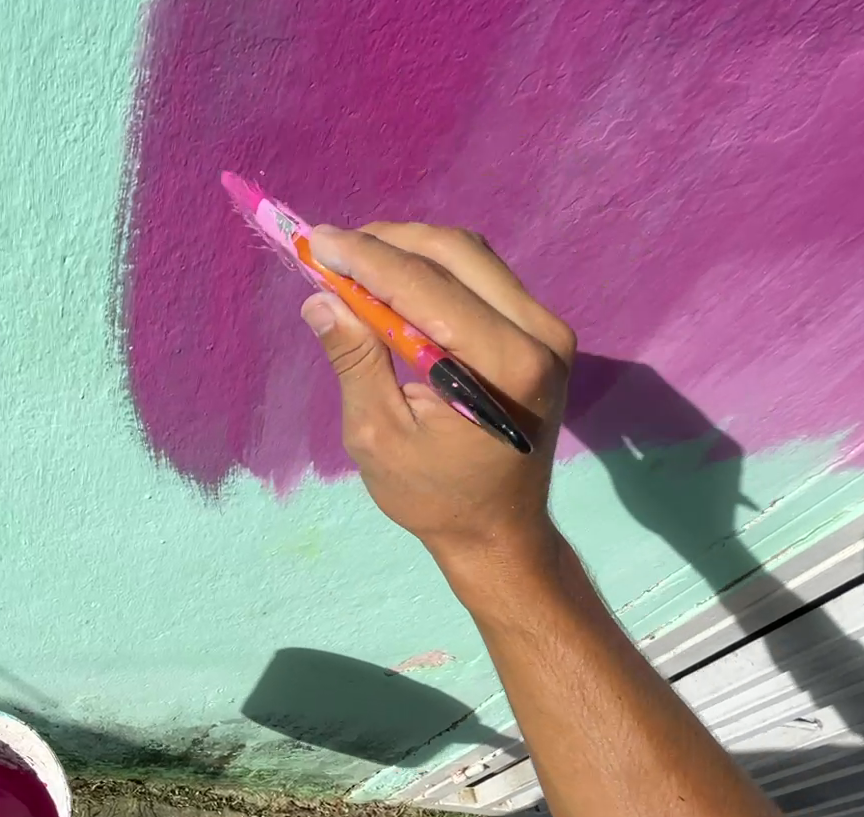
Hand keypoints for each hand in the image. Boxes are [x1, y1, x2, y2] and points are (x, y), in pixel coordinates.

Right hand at [301, 224, 575, 576]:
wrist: (497, 530)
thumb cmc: (431, 495)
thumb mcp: (377, 436)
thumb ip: (355, 362)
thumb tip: (320, 300)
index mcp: (503, 365)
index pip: (425, 288)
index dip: (366, 259)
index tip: (316, 240)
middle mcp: (539, 334)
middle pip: (458, 254)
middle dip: (388, 242)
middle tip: (330, 247)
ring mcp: (548, 330)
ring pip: (472, 258)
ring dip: (409, 250)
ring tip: (354, 261)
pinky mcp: (540, 334)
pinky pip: (482, 280)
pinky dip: (432, 271)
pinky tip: (392, 282)